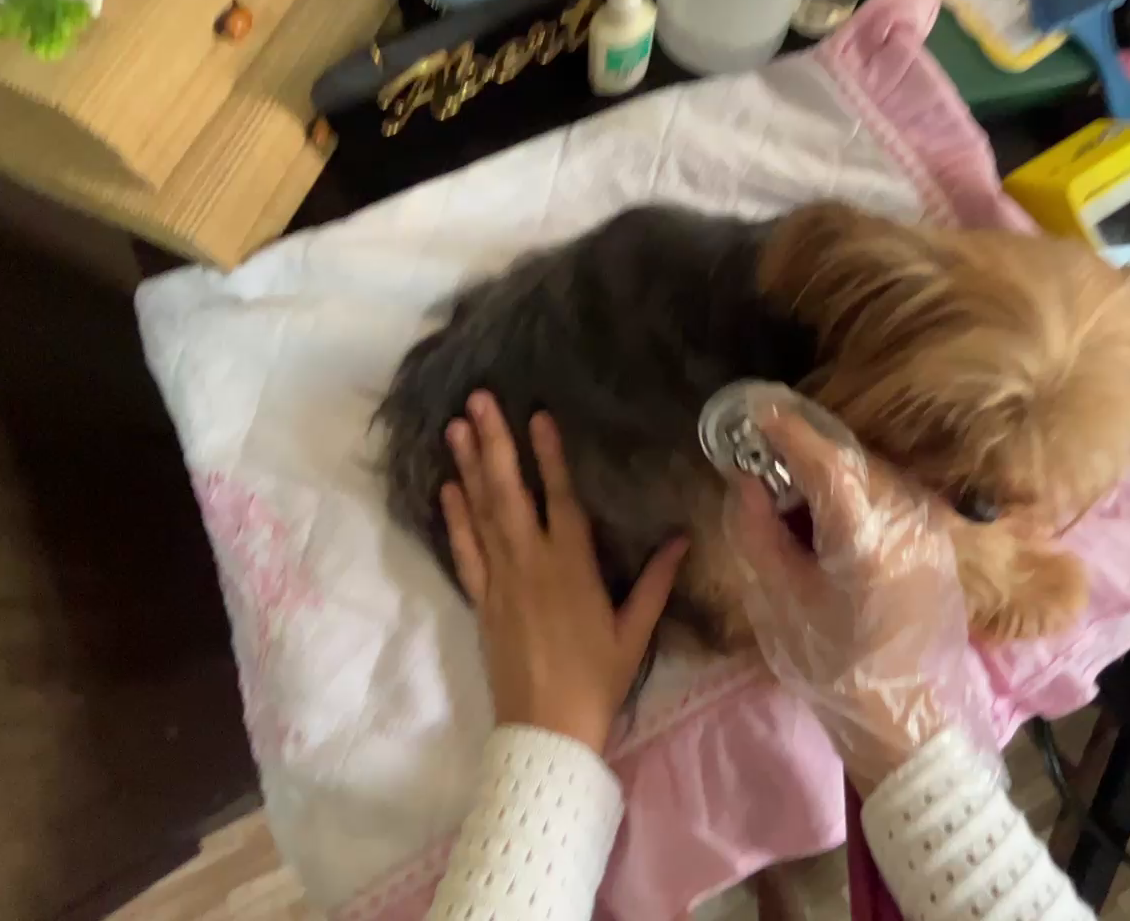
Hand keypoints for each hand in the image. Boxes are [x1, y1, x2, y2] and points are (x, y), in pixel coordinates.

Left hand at [441, 390, 688, 753]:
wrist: (547, 729)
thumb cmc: (598, 678)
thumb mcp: (635, 629)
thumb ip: (657, 581)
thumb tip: (682, 538)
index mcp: (572, 565)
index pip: (560, 497)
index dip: (548, 454)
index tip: (537, 415)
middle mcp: (531, 562)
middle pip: (509, 492)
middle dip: (494, 442)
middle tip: (478, 400)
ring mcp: (500, 579)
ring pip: (482, 513)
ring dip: (468, 467)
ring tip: (455, 427)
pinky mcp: (481, 600)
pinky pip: (465, 552)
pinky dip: (455, 518)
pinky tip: (447, 489)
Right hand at [728, 406, 990, 790]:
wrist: (906, 722)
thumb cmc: (834, 666)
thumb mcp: (781, 602)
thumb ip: (758, 532)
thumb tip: (746, 482)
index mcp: (867, 536)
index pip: (826, 462)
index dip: (789, 430)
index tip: (756, 409)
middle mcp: (906, 519)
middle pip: (849, 461)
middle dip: (803, 445)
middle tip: (759, 441)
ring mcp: (927, 529)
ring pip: (867, 475)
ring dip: (824, 468)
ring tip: (783, 476)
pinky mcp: (932, 542)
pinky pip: (883, 496)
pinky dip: (846, 490)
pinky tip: (819, 509)